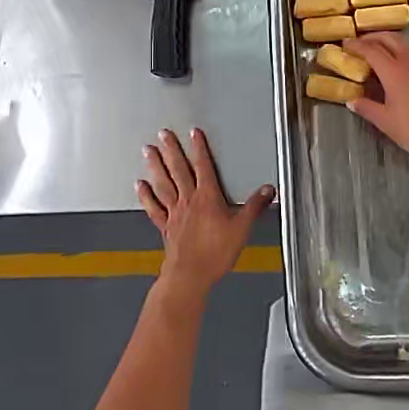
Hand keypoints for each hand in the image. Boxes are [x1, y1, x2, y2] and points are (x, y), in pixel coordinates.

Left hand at [136, 128, 273, 300]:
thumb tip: (268, 191)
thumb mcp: (242, 228)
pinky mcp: (166, 226)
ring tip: (149, 151)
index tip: (194, 133)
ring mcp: (174, 213)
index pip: (203, 166)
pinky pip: (154, 206)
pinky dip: (146, 195)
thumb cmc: (214, 254)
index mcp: (207, 198)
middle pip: (178, 169)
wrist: (190, 276)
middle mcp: (188, 201)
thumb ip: (255, 207)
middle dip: (172, 150)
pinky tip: (140, 186)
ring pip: (163, 183)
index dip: (199, 148)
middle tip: (164, 134)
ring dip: (156, 166)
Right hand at [343, 32, 408, 166]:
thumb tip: (352, 100)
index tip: (345, 44)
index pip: (371, 50)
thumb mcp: (386, 122)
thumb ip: (367, 108)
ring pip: (406, 46)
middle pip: (390, 38)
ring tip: (379, 54)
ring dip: (389, 44)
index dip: (356, 45)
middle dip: (373, 37)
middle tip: (361, 43)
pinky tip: (401, 71)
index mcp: (394, 72)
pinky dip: (403, 55)